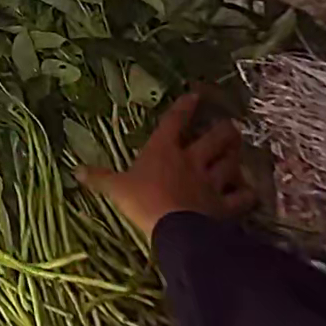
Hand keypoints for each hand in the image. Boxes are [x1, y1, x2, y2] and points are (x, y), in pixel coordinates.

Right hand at [77, 92, 255, 236]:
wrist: (176, 230)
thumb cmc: (143, 201)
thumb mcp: (116, 188)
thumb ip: (99, 178)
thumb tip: (75, 170)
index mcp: (163, 149)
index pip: (175, 122)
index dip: (185, 107)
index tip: (195, 95)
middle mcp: (191, 160)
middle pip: (212, 139)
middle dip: (222, 130)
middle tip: (230, 124)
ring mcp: (211, 182)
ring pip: (229, 162)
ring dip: (235, 154)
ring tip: (240, 146)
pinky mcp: (225, 205)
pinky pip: (242, 197)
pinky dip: (247, 192)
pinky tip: (250, 190)